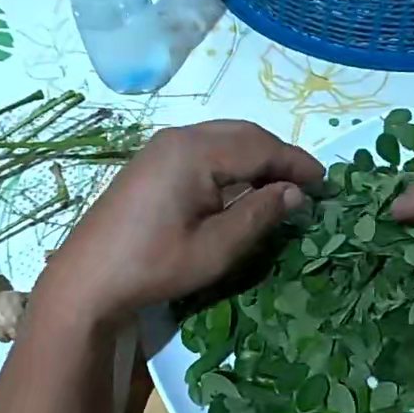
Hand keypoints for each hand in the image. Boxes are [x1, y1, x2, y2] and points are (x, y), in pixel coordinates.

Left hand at [35, 121, 322, 324]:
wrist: (87, 277)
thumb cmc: (153, 265)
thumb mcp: (215, 248)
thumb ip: (258, 215)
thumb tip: (295, 193)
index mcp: (195, 152)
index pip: (261, 147)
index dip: (296, 163)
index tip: (325, 183)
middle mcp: (178, 137)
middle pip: (243, 135)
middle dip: (278, 156)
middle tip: (306, 185)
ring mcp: (160, 146)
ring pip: (223, 138)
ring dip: (255, 157)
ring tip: (279, 186)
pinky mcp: (151, 161)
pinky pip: (203, 148)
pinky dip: (230, 161)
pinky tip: (239, 187)